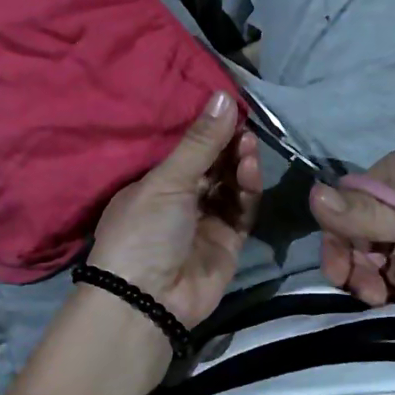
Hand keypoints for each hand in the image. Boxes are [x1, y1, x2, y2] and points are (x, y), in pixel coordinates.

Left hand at [87, 90, 261, 325]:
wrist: (148, 299)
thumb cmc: (145, 230)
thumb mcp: (167, 180)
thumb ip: (200, 142)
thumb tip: (223, 94)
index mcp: (155, 184)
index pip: (188, 151)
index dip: (209, 132)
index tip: (230, 110)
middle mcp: (181, 200)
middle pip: (214, 167)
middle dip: (229, 146)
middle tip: (244, 128)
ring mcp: (206, 222)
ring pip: (231, 186)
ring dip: (240, 166)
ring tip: (247, 148)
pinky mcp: (228, 242)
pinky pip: (243, 210)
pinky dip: (247, 191)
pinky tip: (249, 172)